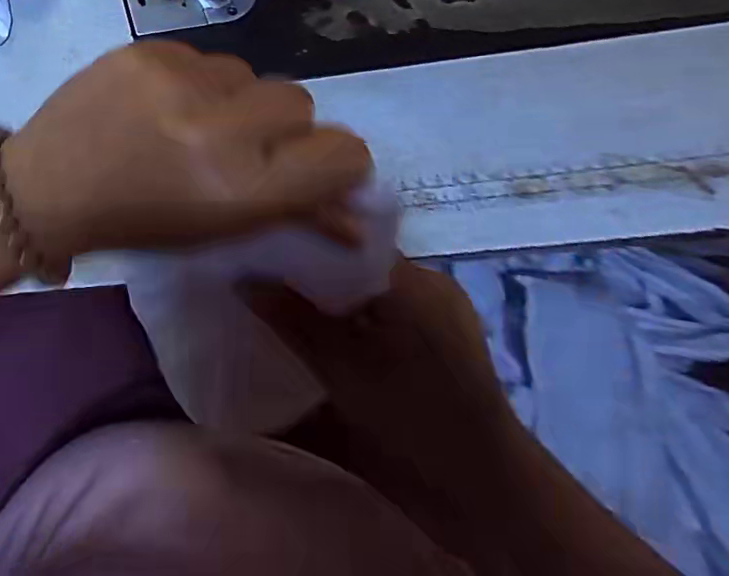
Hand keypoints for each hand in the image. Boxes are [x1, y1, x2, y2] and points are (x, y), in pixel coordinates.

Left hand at [0, 41, 371, 258]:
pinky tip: (158, 101)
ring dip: (233, 97)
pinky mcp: (145, 49)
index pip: (341, 152)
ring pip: (247, 72)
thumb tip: (353, 209)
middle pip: (298, 100)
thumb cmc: (134, 222)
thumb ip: (289, 211)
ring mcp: (177, 80)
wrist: (45, 186)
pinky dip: (192, 78)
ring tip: (188, 121)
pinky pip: (201, 55)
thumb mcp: (214, 230)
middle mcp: (216, 128)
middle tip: (237, 143)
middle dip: (279, 125)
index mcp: (239, 188)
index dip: (334, 161)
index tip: (311, 165)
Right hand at [246, 262, 516, 468]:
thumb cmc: (409, 420)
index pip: (344, 239)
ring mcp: (444, 307)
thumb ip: (290, 318)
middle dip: (314, 268)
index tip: (263, 251)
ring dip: (337, 290)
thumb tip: (243, 280)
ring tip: (295, 299)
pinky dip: (361, 309)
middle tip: (270, 276)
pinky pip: (392, 303)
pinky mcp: (448, 333)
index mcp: (410, 280)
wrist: (485, 489)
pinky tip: (335, 327)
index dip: (301, 243)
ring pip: (373, 282)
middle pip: (357, 259)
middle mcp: (431, 281)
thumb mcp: (339, 369)